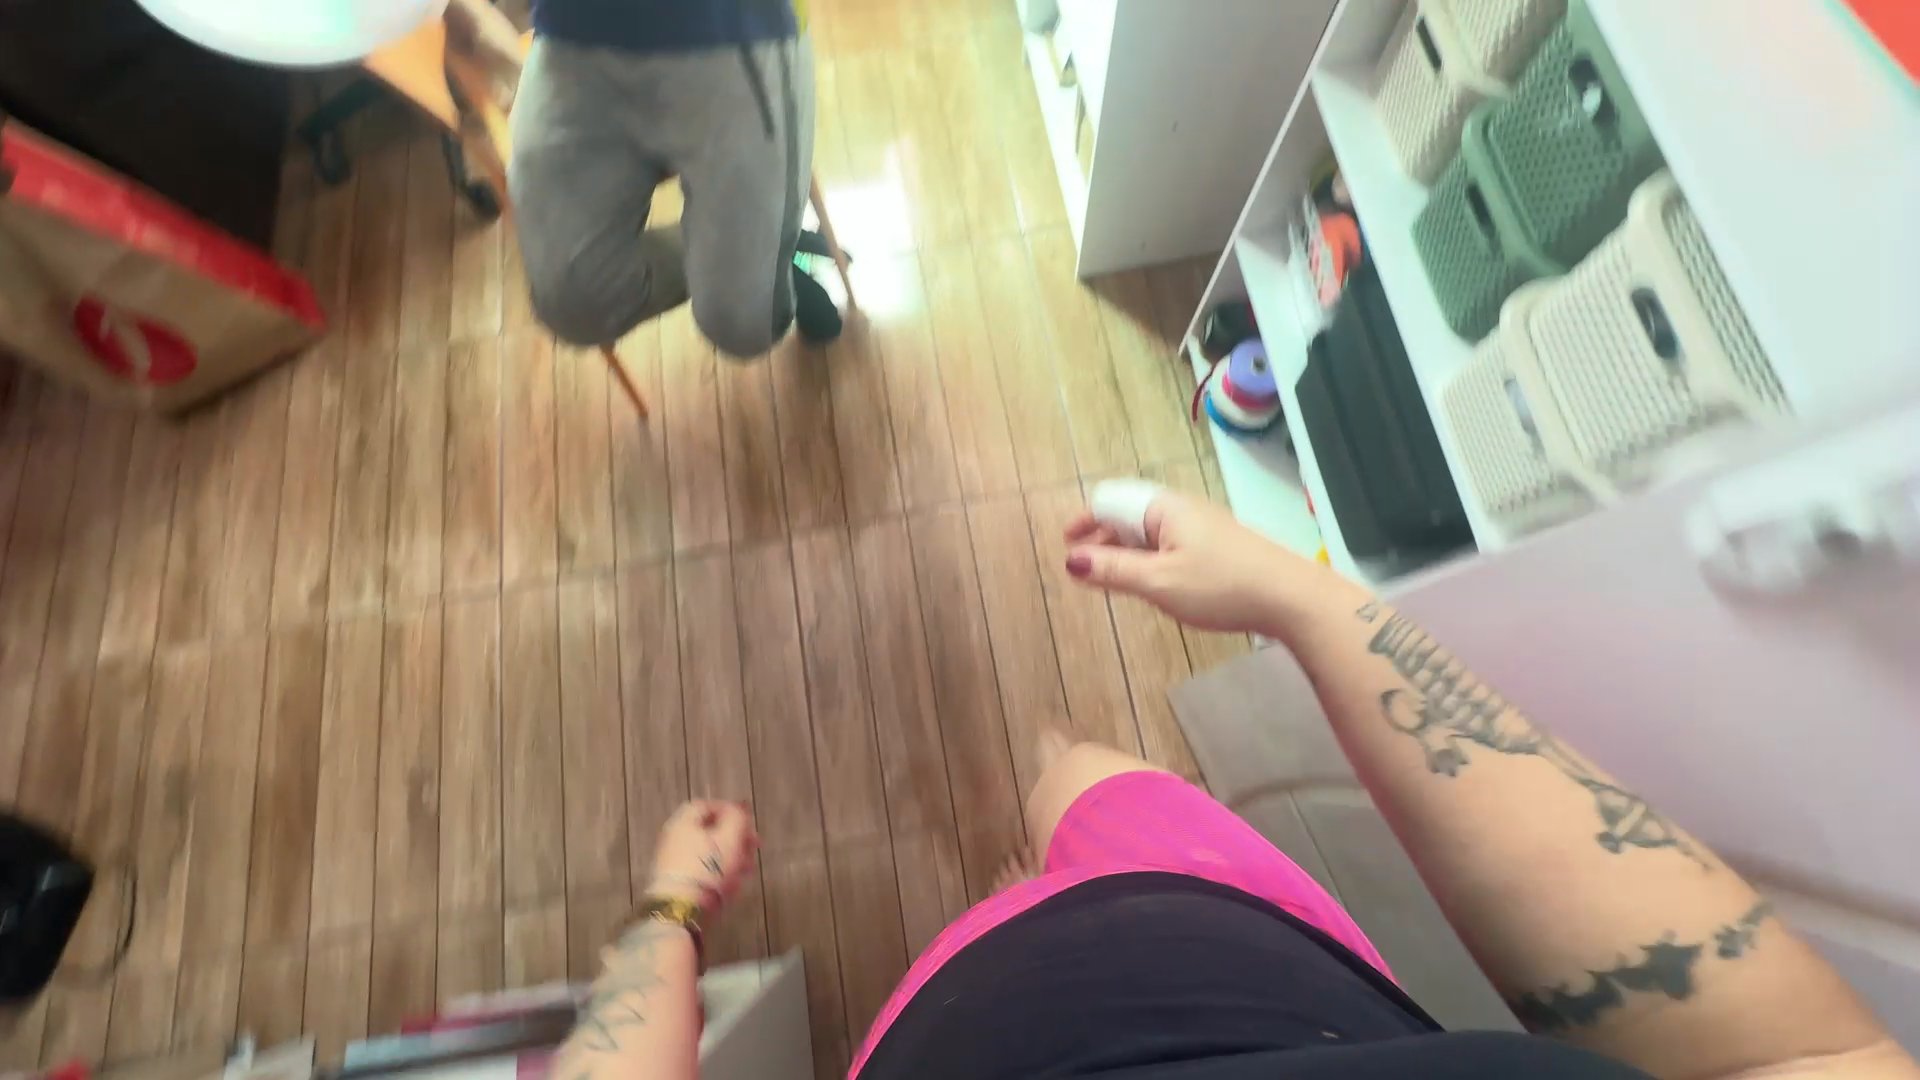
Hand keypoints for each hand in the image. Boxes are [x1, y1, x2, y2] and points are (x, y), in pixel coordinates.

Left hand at [648, 801, 759, 910]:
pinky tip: (732, 885)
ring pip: (707, 851)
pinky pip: (700, 869)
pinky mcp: (674, 883)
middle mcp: (673, 837)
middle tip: (752, 848)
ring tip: (747, 870)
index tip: (747, 823)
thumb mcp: (731, 836)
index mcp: (683, 822)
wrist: (679, 912)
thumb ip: (737, 816)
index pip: (707, 805)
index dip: (731, 811)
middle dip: (735, 838)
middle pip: (709, 829)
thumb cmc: (708, 868)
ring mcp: (671, 861)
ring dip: (730, 857)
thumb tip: (739, 807)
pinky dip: (717, 872)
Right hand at [1064, 490, 1365, 640]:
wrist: (1291, 598)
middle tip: (1083, 567)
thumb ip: (1112, 570)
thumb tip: (1070, 560)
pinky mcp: (1214, 546)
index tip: (1066, 543)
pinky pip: (1167, 544)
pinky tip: (1149, 582)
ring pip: (1148, 532)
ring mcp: (1200, 526)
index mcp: (1163, 508)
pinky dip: (1146, 559)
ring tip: (1109, 578)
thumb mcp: (1158, 581)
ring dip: (1123, 550)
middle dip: (1101, 537)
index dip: (1084, 521)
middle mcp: (1180, 509)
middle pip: (1128, 514)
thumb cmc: (1221, 586)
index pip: (1110, 501)